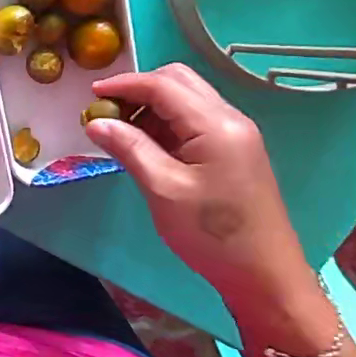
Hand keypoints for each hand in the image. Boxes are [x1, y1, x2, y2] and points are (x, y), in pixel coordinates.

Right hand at [84, 64, 311, 317]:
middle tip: (108, 113)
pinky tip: (147, 145)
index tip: (91, 94)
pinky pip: (194, 120)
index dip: (124, 84)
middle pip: (178, 81)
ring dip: (152, 106)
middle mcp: (229, 118)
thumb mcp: (164, 190)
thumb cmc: (212, 235)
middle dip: (139, 89)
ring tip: (122, 132)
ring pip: (186, 98)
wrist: (264, 275)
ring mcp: (234, 133)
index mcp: (215, 124)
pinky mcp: (233, 149)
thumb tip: (95, 122)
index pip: (163, 85)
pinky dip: (166, 122)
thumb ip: (130, 149)